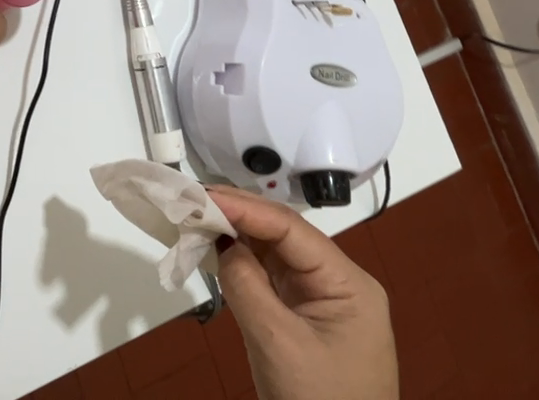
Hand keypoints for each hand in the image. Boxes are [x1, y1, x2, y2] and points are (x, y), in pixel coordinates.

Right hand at [208, 186, 396, 399]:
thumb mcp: (278, 344)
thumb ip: (246, 284)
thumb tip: (219, 241)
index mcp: (348, 283)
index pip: (291, 228)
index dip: (244, 208)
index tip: (201, 196)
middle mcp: (337, 282)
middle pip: (282, 234)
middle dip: (237, 215)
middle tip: (190, 201)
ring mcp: (319, 300)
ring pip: (272, 252)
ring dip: (234, 235)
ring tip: (194, 217)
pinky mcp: (302, 317)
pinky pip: (268, 277)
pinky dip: (239, 262)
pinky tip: (212, 249)